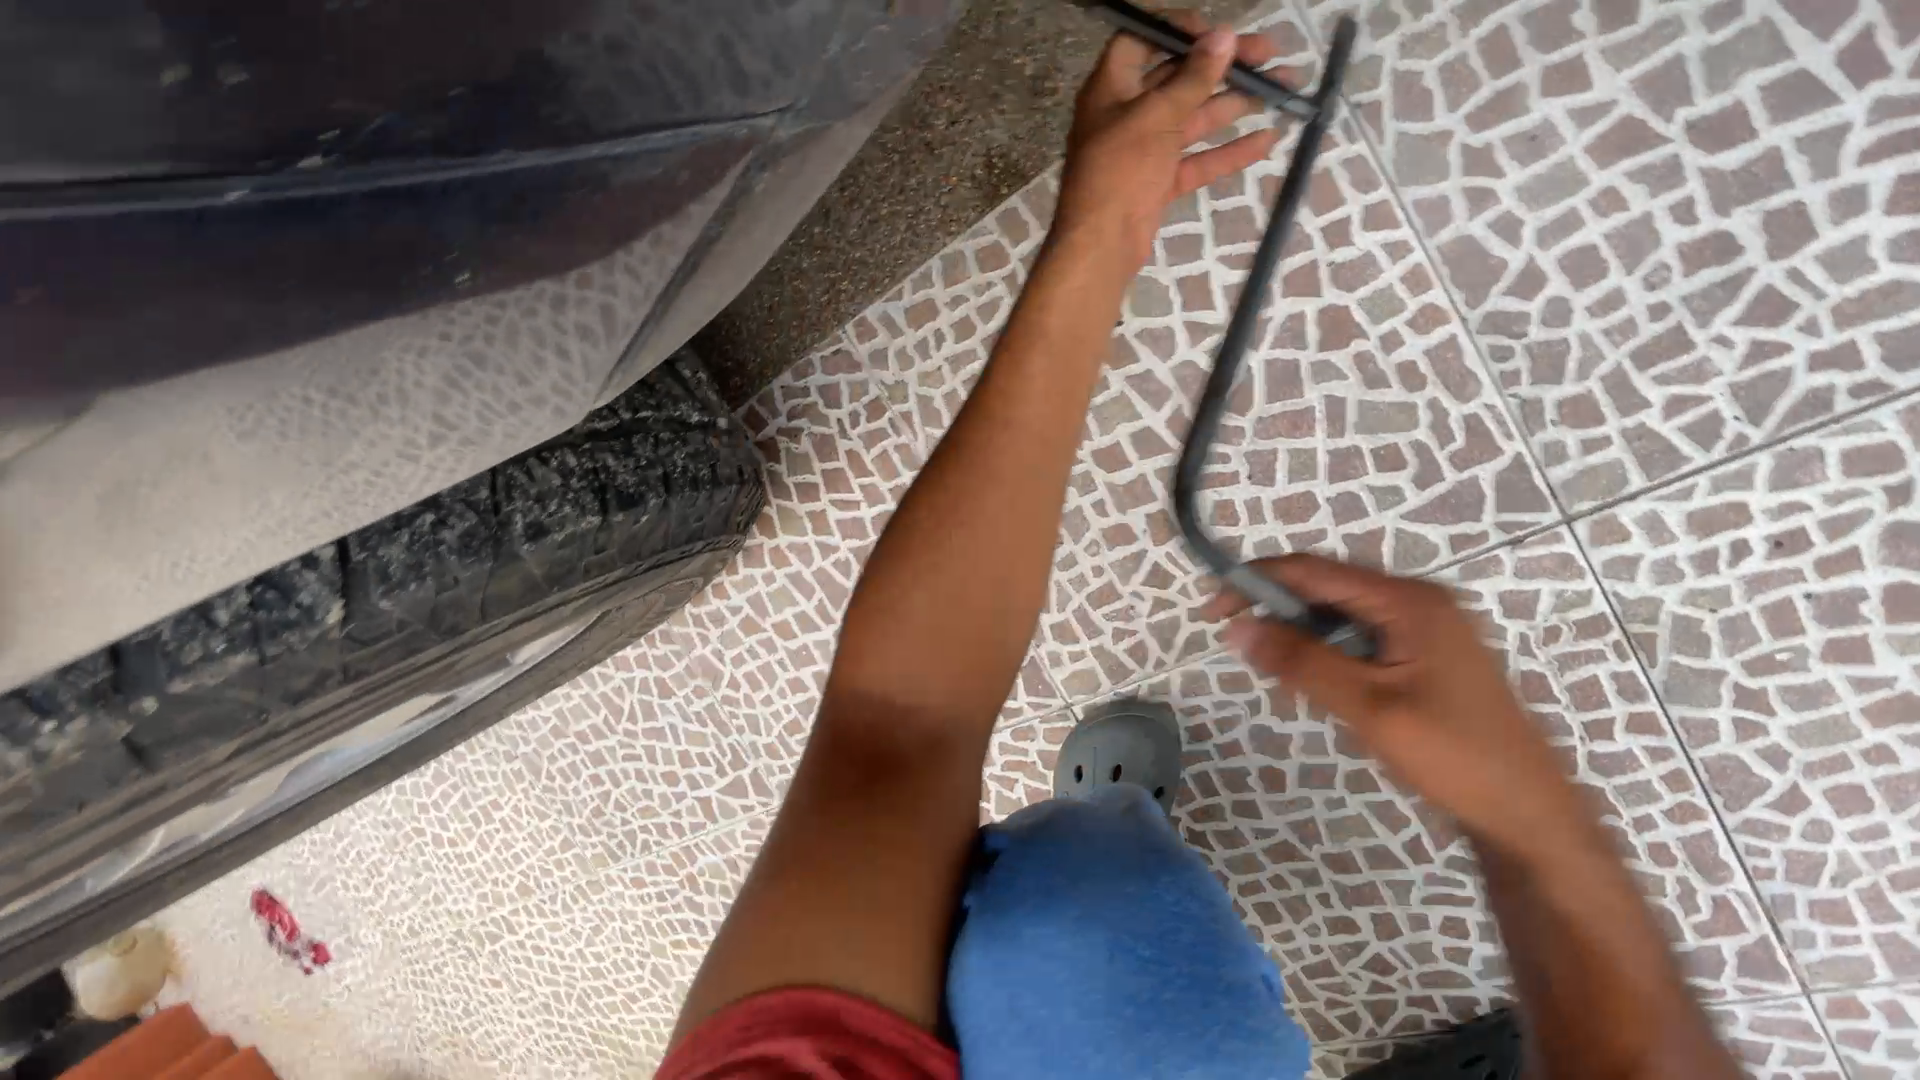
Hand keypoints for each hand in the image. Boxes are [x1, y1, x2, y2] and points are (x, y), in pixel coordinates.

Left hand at [1052, 15, 1287, 271]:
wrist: (1100, 246)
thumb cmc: (1119, 171)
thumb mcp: (1155, 117)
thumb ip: (1192, 78)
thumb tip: (1223, 37)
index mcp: (1111, 88)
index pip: (1142, 40)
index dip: (1178, 30)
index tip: (1217, 30)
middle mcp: (1126, 114)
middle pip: (1177, 78)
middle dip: (1222, 66)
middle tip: (1268, 53)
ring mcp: (1144, 151)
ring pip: (1193, 119)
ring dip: (1236, 104)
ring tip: (1283, 88)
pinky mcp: (1158, 182)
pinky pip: (1197, 160)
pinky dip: (1228, 151)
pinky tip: (1267, 139)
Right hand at [1204, 554, 1590, 853]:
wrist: (1527, 813)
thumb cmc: (1452, 756)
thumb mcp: (1367, 707)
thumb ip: (1301, 662)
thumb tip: (1237, 628)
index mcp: (1408, 601)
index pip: (1313, 571)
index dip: (1256, 581)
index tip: (1212, 611)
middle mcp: (1416, 602)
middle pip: (1326, 588)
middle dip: (1276, 611)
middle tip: (1239, 647)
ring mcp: (1423, 630)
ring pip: (1340, 616)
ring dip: (1300, 637)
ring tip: (1276, 675)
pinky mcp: (1423, 657)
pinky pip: (1359, 640)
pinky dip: (1327, 655)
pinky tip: (1314, 687)